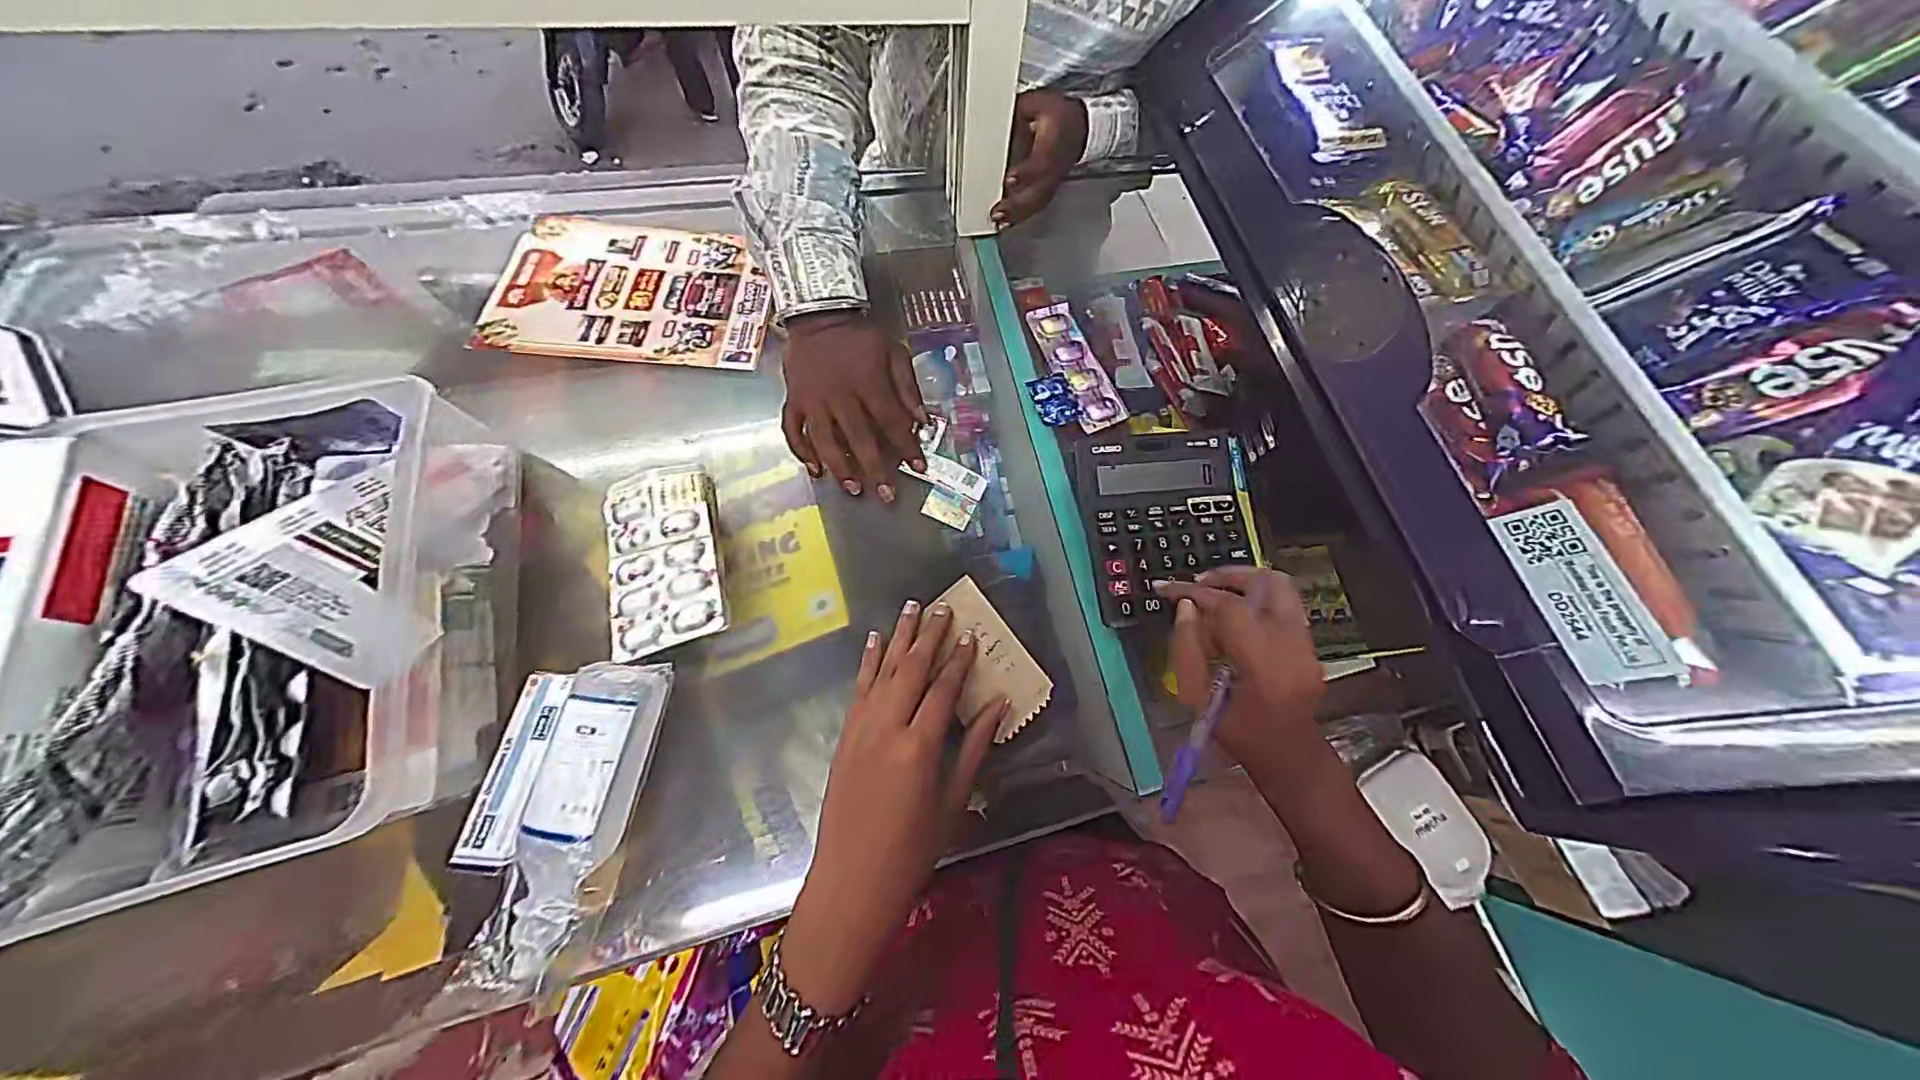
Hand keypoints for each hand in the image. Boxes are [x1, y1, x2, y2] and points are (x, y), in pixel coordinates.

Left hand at [780, 600, 1009, 1013]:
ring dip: (898, 637)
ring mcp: (860, 729)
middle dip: (929, 636)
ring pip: (881, 671)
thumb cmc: (913, 850)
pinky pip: (859, 689)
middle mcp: (887, 729)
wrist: (852, 880)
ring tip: (911, 608)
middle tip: (943, 608)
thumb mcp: (952, 802)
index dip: (959, 661)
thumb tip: (998, 707)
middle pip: (910, 670)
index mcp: (919, 747)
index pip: (943, 690)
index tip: (971, 636)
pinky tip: (873, 640)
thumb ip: (974, 748)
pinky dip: (867, 661)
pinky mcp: (845, 736)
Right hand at [781, 311, 927, 500]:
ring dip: (840, 467)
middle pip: (860, 439)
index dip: (907, 447)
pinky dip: (802, 452)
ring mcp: (813, 401)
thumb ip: (908, 388)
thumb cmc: (861, 337)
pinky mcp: (794, 401)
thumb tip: (923, 421)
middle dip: (875, 469)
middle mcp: (840, 396)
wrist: (819, 315)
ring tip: (853, 488)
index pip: (892, 422)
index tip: (918, 467)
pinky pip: (793, 431)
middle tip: (886, 494)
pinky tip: (815, 470)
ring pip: (825, 441)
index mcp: (869, 384)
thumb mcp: (894, 352)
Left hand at [992, 89, 1088, 228]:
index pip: (1041, 162)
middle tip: (997, 212)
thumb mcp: (1038, 103)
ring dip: (1017, 215)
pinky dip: (1022, 216)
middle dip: (1017, 204)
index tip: (1009, 180)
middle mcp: (1055, 166)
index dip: (1026, 173)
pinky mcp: (1048, 189)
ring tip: (999, 222)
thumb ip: (1018, 113)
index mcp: (1053, 142)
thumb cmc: (1057, 115)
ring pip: (1037, 202)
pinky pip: (1036, 206)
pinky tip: (1007, 223)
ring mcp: (1053, 181)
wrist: (1079, 128)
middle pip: (1038, 191)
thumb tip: (994, 123)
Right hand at [1154, 567, 1325, 770]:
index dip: (1197, 593)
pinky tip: (1233, 618)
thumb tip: (1187, 607)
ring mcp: (1309, 645)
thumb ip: (1186, 648)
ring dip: (1244, 585)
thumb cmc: (1238, 734)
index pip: (1232, 608)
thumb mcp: (1197, 698)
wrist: (1289, 756)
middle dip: (1229, 575)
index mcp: (1266, 666)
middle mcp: (1295, 648)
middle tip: (1199, 584)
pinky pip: (1283, 605)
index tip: (1170, 590)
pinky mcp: (1311, 644)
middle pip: (1269, 583)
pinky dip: (1255, 601)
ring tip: (1215, 596)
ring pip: (1281, 589)